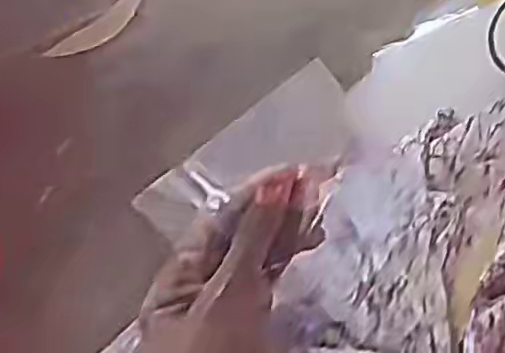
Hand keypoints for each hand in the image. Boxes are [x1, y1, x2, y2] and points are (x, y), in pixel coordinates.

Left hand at [139, 168, 321, 352]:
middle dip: (283, 203)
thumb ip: (255, 233)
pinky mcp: (258, 309)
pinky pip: (278, 266)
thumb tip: (278, 180)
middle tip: (322, 181)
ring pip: (266, 246)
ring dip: (295, 222)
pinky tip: (317, 237)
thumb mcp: (230, 290)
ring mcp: (231, 296)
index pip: (221, 217)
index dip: (259, 190)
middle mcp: (203, 282)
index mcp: (179, 277)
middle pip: (245, 229)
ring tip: (324, 207)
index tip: (300, 170)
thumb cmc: (210, 350)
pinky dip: (298, 248)